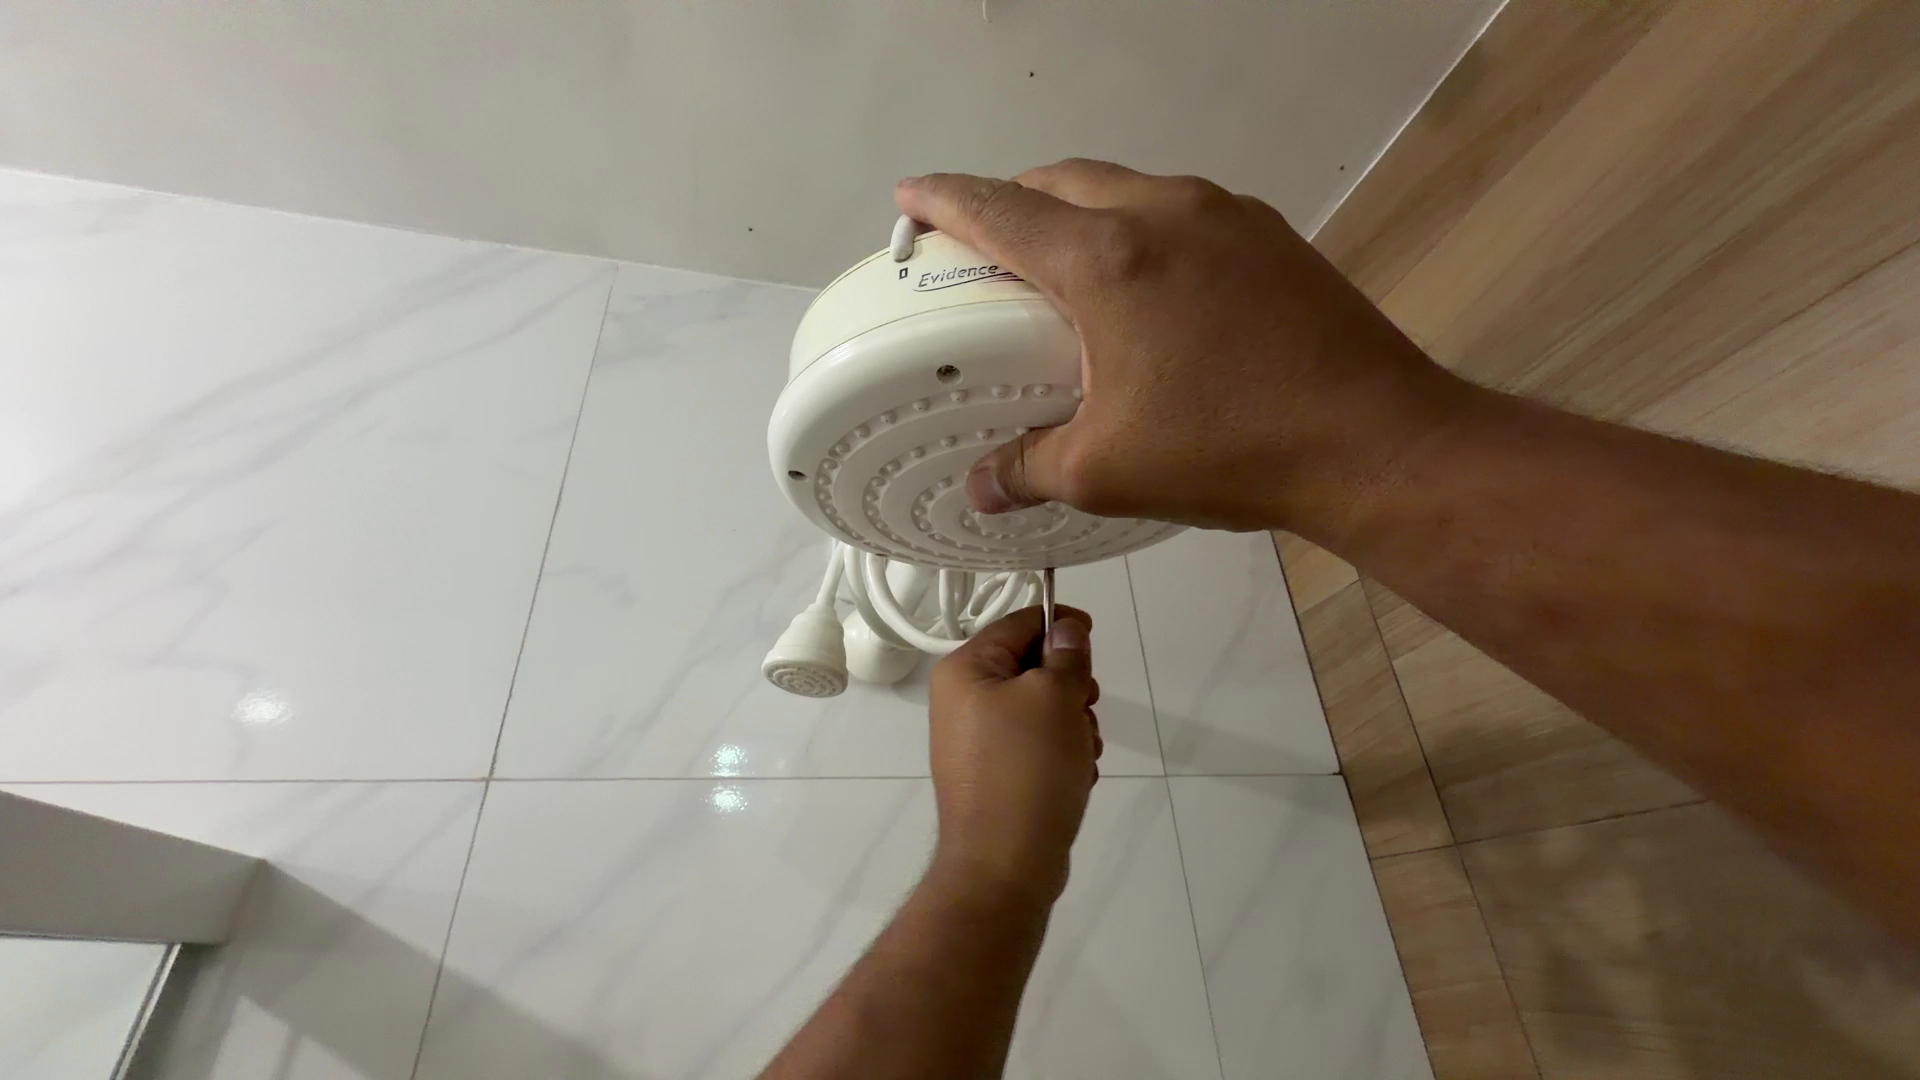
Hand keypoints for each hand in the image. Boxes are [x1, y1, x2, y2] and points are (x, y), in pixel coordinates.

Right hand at [894, 159, 1471, 537]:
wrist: (1375, 443)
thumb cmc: (1226, 450)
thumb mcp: (1104, 471)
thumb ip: (1028, 470)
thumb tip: (982, 488)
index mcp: (1108, 262)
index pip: (1002, 212)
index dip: (946, 201)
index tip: (911, 198)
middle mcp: (1163, 213)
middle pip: (1063, 180)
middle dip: (1012, 200)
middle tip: (986, 246)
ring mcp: (1225, 216)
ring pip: (1124, 188)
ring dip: (1078, 211)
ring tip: (1062, 268)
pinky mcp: (1268, 236)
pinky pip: (1177, 211)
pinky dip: (1136, 230)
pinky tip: (1144, 290)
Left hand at [927, 606, 1100, 906]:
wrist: (1004, 866)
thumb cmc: (1026, 770)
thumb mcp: (1054, 698)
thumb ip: (1066, 656)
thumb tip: (1067, 628)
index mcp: (964, 670)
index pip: (1018, 624)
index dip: (1060, 625)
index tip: (1093, 641)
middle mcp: (962, 699)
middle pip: (1031, 666)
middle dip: (1069, 687)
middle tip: (1086, 709)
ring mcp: (976, 740)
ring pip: (1040, 707)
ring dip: (1072, 724)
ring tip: (1081, 753)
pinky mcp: (994, 773)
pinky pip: (1035, 744)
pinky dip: (1061, 754)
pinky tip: (1075, 776)